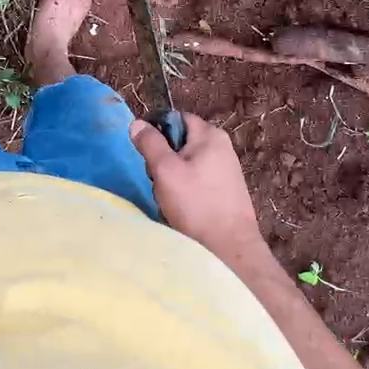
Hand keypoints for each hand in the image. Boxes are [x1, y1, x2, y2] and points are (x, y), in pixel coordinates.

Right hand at [131, 113, 261, 257]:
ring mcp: (227, 171)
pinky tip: (182, 207)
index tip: (144, 151)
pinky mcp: (227, 192)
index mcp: (210, 135)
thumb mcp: (165, 170)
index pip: (176, 118)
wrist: (230, 251)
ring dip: (173, 176)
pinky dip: (186, 189)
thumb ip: (150, 143)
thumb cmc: (196, 205)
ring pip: (187, 163)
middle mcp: (223, 147)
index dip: (156, 130)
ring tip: (169, 196)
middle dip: (164, 157)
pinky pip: (198, 180)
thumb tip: (137, 123)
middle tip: (156, 177)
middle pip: (181, 141)